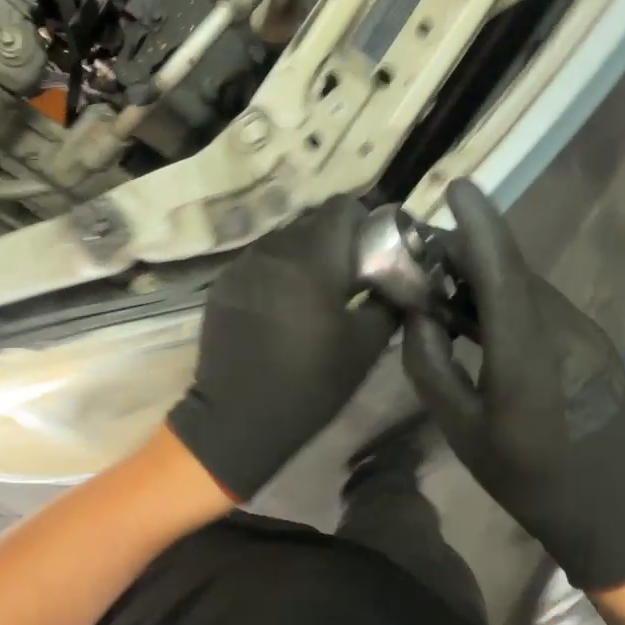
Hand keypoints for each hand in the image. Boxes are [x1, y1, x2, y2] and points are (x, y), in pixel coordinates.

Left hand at [168, 195, 397, 500]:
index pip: (344, 207)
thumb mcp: (366, 345)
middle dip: (336, 240)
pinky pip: (258, 262)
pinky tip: (282, 307)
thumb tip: (402, 279)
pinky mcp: (222, 284)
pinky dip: (276, 272)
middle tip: (350, 276)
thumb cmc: (311, 382)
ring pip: (283, 240)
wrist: (238, 417)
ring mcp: (241, 265)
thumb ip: (389, 300)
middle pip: (312, 221)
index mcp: (312, 257)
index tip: (375, 253)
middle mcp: (273, 249)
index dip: (366, 223)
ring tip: (314, 293)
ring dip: (304, 256)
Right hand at [401, 179, 624, 590]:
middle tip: (421, 255)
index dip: (479, 225)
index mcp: (527, 355)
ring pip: (528, 287)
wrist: (608, 510)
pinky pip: (542, 307)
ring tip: (443, 287)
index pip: (502, 272)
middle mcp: (564, 331)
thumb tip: (418, 314)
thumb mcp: (460, 429)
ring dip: (485, 276)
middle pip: (513, 271)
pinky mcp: (593, 344)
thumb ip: (431, 365)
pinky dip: (506, 299)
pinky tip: (480, 319)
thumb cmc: (524, 477)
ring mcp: (586, 336)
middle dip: (467, 251)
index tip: (457, 187)